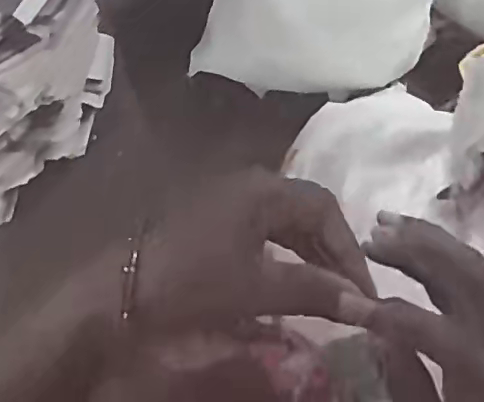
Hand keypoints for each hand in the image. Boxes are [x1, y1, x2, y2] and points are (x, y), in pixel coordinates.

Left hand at [133, 169, 379, 333]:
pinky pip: (265, 228)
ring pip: (286, 219)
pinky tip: (290, 279)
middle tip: (352, 291)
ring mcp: (232, 196)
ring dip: (310, 252)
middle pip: (307, 208)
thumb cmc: (191, 280)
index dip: (349, 248)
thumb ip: (310, 290)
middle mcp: (252, 182)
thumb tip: (362, 302)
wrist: (118, 286)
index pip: (324, 207)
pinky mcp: (217, 215)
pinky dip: (286, 252)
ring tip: (328, 289)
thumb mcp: (255, 288)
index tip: (365, 289)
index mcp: (265, 188)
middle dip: (332, 249)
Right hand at [361, 212, 483, 401]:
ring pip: (471, 264)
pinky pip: (474, 272)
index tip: (345, 299)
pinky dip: (441, 249)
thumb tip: (378, 333)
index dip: (388, 313)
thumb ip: (410, 386)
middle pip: (465, 275)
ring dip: (428, 237)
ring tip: (386, 222)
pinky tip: (412, 240)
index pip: (435, 330)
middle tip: (372, 234)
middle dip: (417, 248)